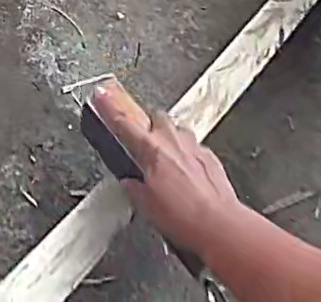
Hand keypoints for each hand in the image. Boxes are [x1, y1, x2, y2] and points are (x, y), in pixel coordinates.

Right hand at [94, 87, 247, 258]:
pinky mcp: (208, 154)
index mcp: (151, 149)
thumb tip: (130, 183)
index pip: (124, 123)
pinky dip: (187, 157)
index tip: (101, 94)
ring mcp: (192, 144)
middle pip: (155, 118)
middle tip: (146, 148)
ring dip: (170, 142)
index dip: (109, 107)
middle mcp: (172, 139)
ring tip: (169, 167)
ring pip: (175, 131)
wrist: (219, 225)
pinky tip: (188, 179)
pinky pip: (192, 147)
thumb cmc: (185, 218)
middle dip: (149, 128)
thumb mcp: (147, 207)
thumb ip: (134, 188)